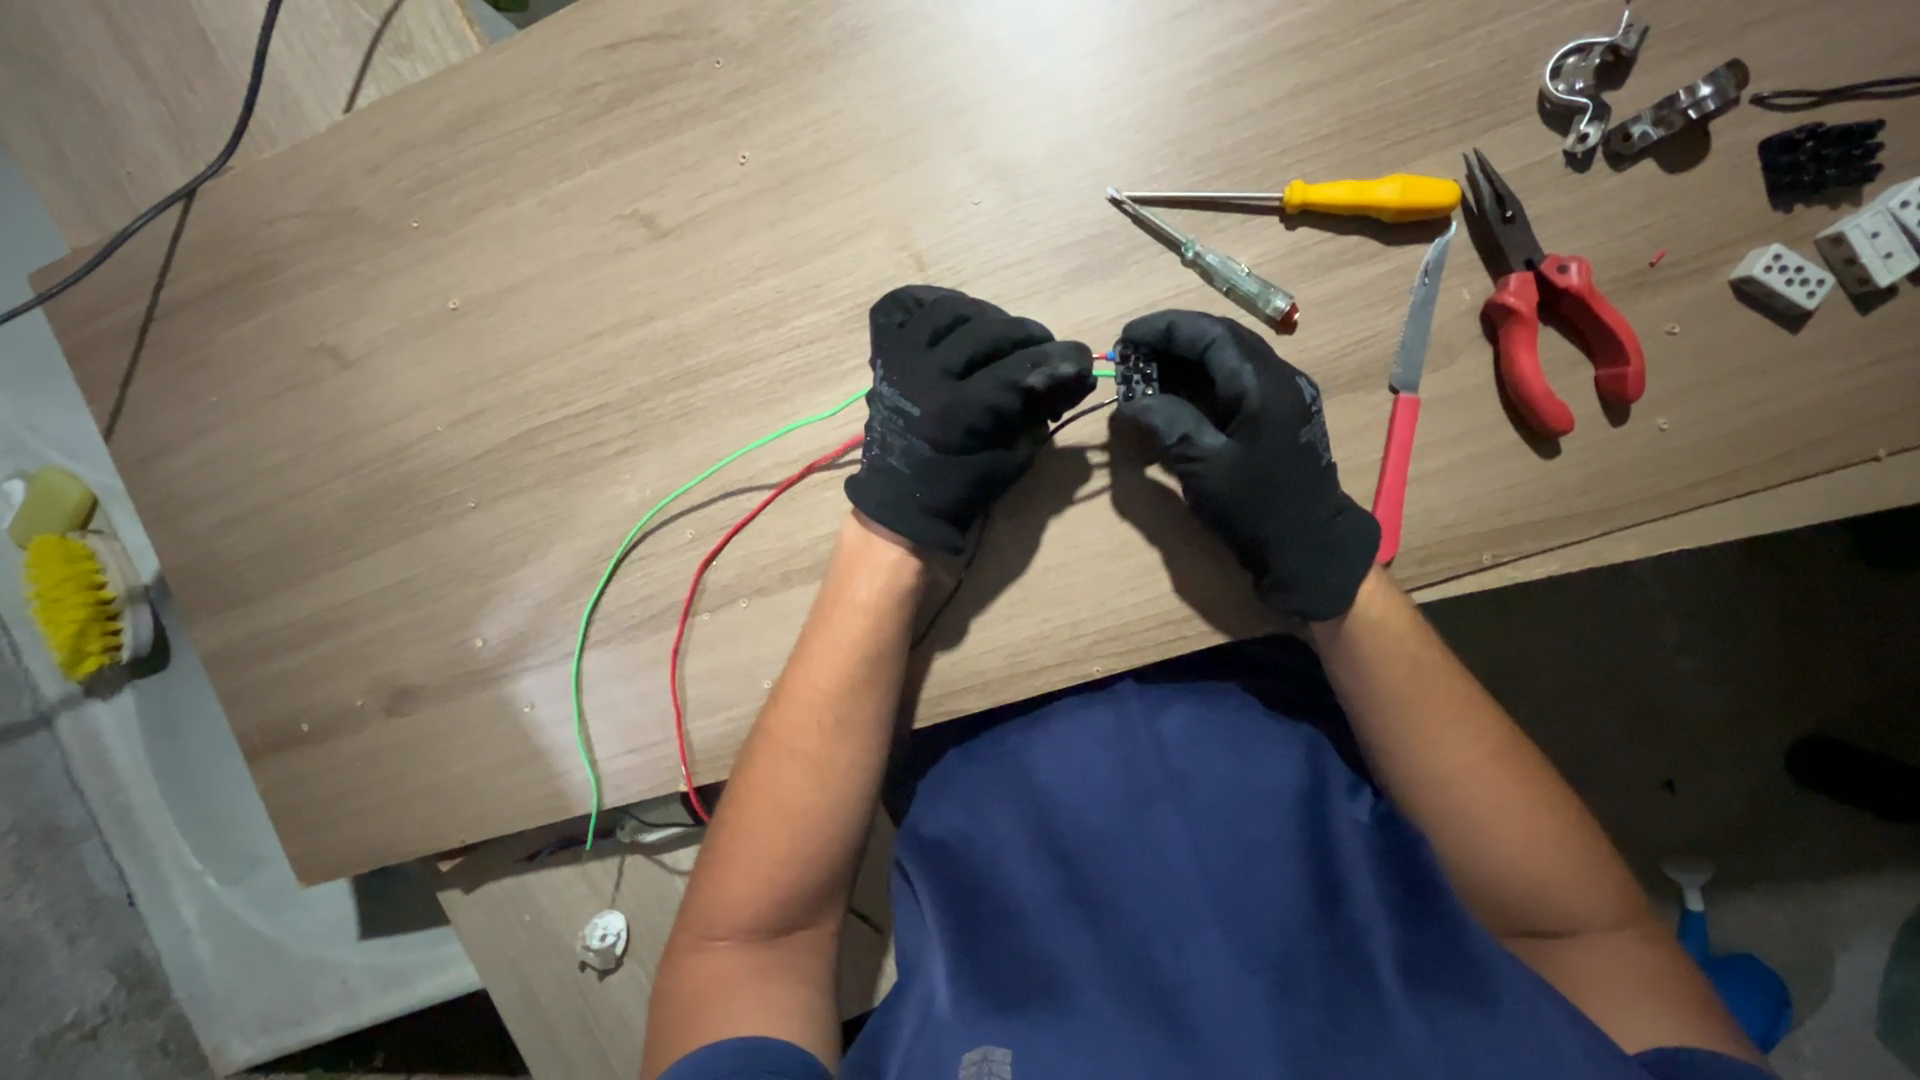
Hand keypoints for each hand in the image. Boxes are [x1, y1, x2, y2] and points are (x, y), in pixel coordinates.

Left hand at [844, 286, 1095, 555]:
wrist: (901, 500)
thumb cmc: (965, 484)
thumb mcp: (1016, 453)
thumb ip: (1042, 405)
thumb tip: (1076, 371)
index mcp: (960, 412)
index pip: (1022, 366)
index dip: (1063, 359)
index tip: (1082, 360)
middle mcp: (925, 377)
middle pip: (989, 330)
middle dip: (1029, 337)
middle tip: (1042, 352)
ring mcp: (899, 360)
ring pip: (950, 309)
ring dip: (986, 317)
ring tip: (1001, 337)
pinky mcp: (882, 353)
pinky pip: (900, 306)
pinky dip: (928, 302)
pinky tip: (953, 319)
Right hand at [1116, 311, 1378, 620]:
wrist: (1311, 551)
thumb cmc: (1257, 509)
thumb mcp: (1203, 467)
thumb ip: (1167, 424)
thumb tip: (1130, 403)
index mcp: (1263, 385)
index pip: (1210, 333)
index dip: (1164, 329)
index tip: (1125, 338)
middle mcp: (1279, 379)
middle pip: (1221, 340)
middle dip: (1173, 343)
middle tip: (1132, 357)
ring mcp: (1284, 398)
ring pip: (1229, 361)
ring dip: (1186, 363)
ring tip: (1146, 378)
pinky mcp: (1280, 419)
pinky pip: (1237, 386)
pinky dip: (1202, 386)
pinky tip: (1175, 403)